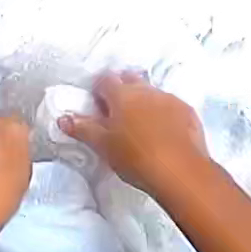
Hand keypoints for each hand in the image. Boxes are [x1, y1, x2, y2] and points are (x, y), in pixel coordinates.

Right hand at [61, 72, 211, 194]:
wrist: (181, 172)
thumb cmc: (135, 156)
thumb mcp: (103, 145)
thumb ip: (82, 129)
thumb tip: (62, 118)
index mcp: (121, 94)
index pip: (105, 80)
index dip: (99, 91)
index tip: (98, 106)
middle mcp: (145, 90)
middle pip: (129, 79)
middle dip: (122, 90)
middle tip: (118, 112)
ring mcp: (169, 99)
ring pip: (151, 92)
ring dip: (144, 101)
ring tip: (141, 124)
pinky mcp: (188, 112)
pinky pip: (171, 106)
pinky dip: (165, 113)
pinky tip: (164, 132)